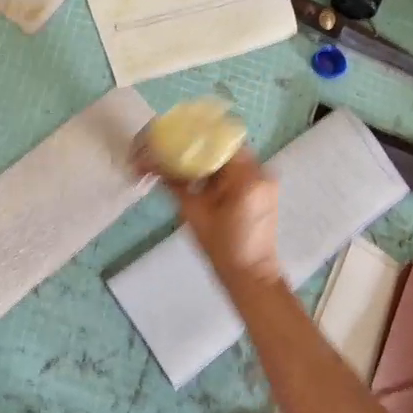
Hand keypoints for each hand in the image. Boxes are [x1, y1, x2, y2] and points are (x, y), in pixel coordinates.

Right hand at [139, 146, 282, 284]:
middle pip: (223, 147)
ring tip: (180, 164)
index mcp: (246, 177)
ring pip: (229, 158)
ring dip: (205, 160)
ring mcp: (264, 180)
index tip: (170, 138)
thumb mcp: (193, 212)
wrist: (251, 275)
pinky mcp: (262, 189)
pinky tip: (197, 178)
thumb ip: (174, 183)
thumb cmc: (222, 247)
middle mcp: (260, 172)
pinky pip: (236, 171)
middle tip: (170, 151)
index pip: (218, 141)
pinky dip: (216, 172)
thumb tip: (147, 163)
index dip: (192, 137)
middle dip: (196, 148)